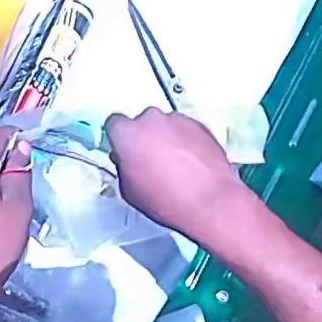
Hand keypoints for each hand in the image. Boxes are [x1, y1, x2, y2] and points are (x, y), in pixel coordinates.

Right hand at [105, 108, 256, 247]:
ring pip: (164, 125)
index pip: (114, 124)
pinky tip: (187, 165)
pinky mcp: (199, 125)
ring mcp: (177, 120)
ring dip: (165, 140)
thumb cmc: (168, 199)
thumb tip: (128, 165)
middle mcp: (151, 120)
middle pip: (141, 123)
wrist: (208, 201)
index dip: (118, 139)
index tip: (123, 149)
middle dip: (143, 139)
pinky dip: (185, 142)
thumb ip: (123, 168)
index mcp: (127, 134)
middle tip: (148, 163)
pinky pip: (185, 130)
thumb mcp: (129, 191)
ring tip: (172, 167)